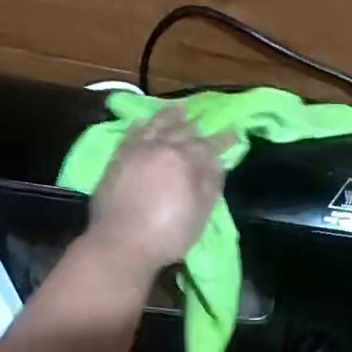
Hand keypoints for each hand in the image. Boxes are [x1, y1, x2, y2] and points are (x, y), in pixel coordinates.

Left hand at [86, 106, 233, 276]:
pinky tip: (145, 123)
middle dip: (197, 124)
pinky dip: (142, 125)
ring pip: (156, 125)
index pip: (209, 145)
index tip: (234, 132)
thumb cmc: (168, 234)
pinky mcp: (117, 158)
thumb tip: (218, 163)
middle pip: (182, 131)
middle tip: (205, 118)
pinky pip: (132, 133)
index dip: (223, 139)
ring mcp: (137, 150)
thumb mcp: (200, 214)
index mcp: (185, 161)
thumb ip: (210, 185)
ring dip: (170, 116)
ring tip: (179, 109)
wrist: (121, 242)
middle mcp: (162, 148)